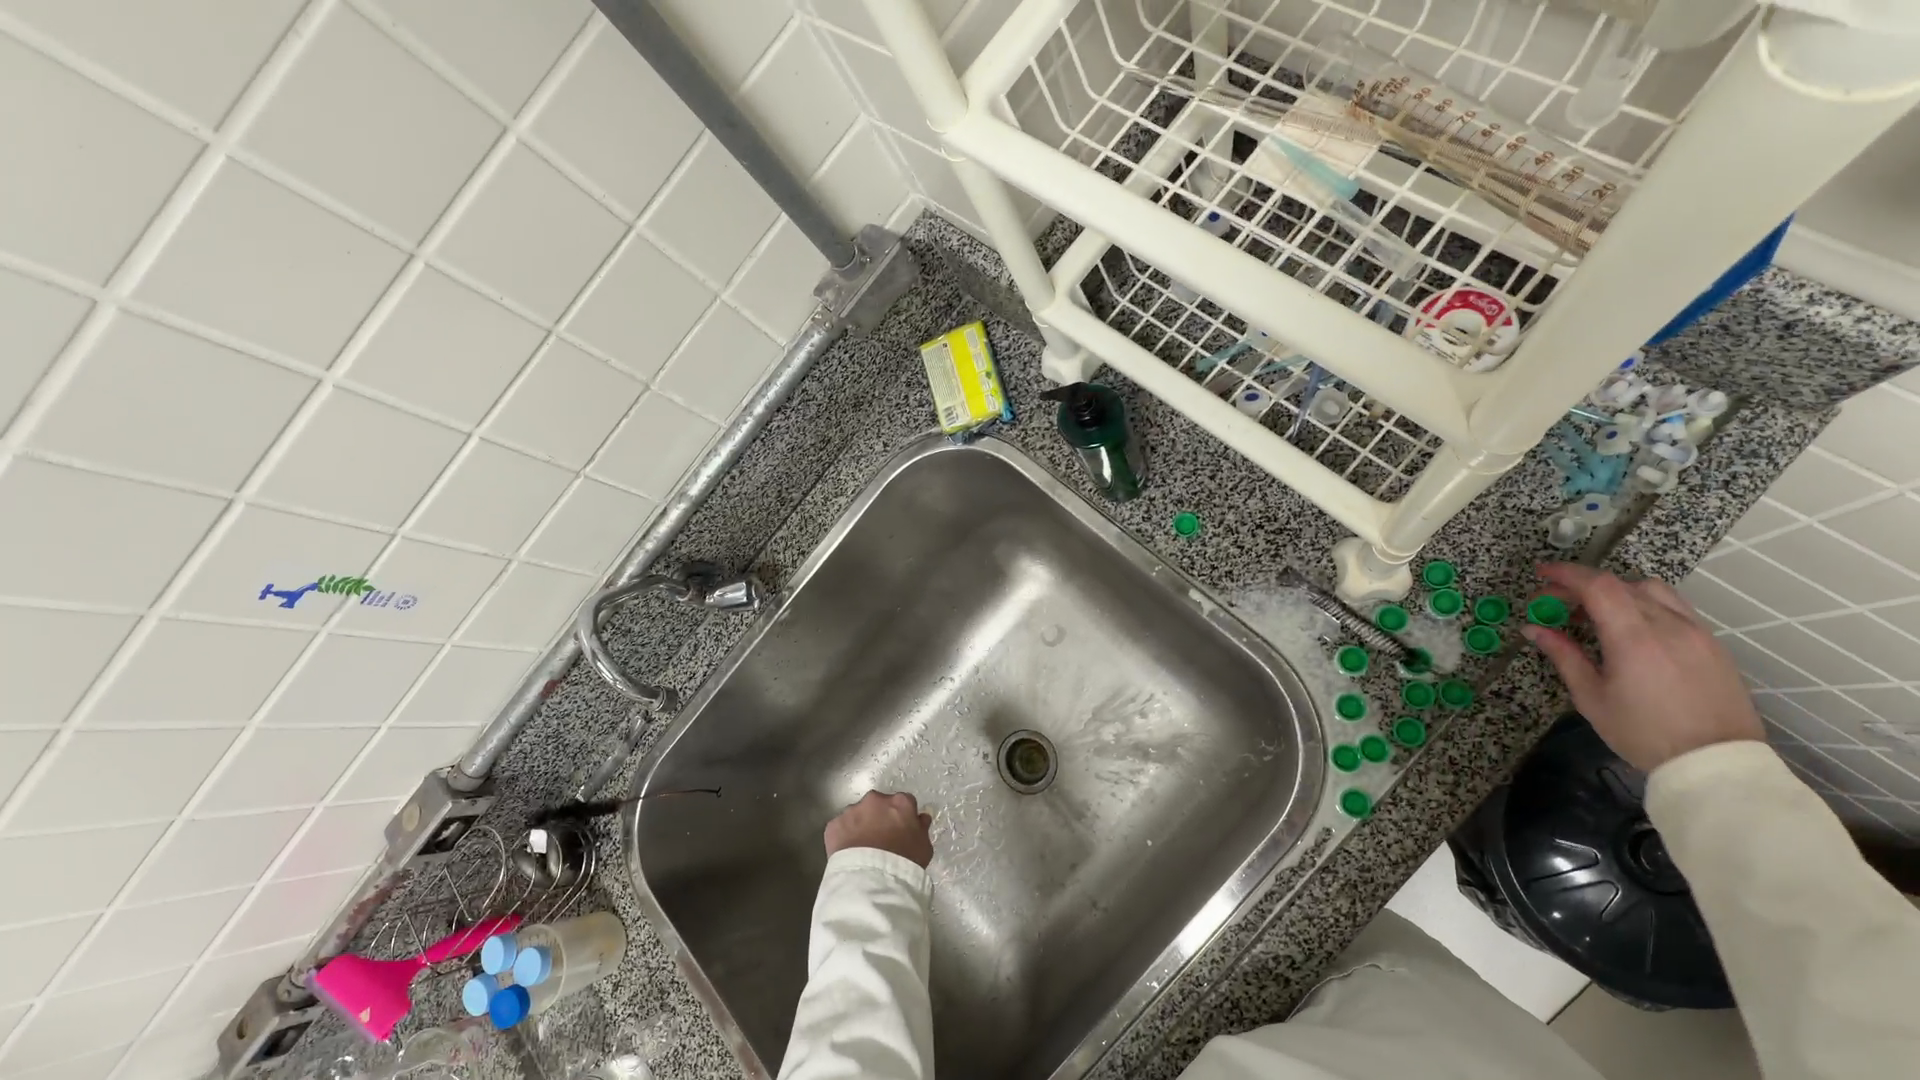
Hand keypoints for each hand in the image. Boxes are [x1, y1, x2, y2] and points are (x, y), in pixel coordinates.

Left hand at [824, 790, 933, 867]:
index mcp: (900, 802)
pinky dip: (844, 837)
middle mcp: (875, 800)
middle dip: (879, 818)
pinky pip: (840, 828)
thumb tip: (920, 817)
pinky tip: (849, 854)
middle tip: (880, 840)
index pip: (904, 803)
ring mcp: (852, 811)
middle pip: (878, 805)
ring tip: (862, 849)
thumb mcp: (924, 846)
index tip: (901, 831)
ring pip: (857, 815)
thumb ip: (921, 827)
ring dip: (860, 826)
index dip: (902, 817)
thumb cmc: (904, 862)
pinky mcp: (833, 825)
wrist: (872, 878)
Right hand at [1522, 563, 1763, 772]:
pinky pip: (1674, 608)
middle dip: (1583, 586)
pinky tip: (1632, 628)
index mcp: (1634, 638)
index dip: (1565, 574)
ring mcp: (1696, 631)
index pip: (1597, 585)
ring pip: (1652, 590)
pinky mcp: (1712, 643)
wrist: (1715, 762)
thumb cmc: (1643, 733)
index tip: (1541, 575)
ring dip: (1617, 591)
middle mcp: (1668, 624)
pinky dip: (1644, 604)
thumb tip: (1534, 628)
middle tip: (1557, 603)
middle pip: (1621, 584)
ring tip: (1597, 613)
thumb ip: (1563, 656)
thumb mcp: (1592, 697)